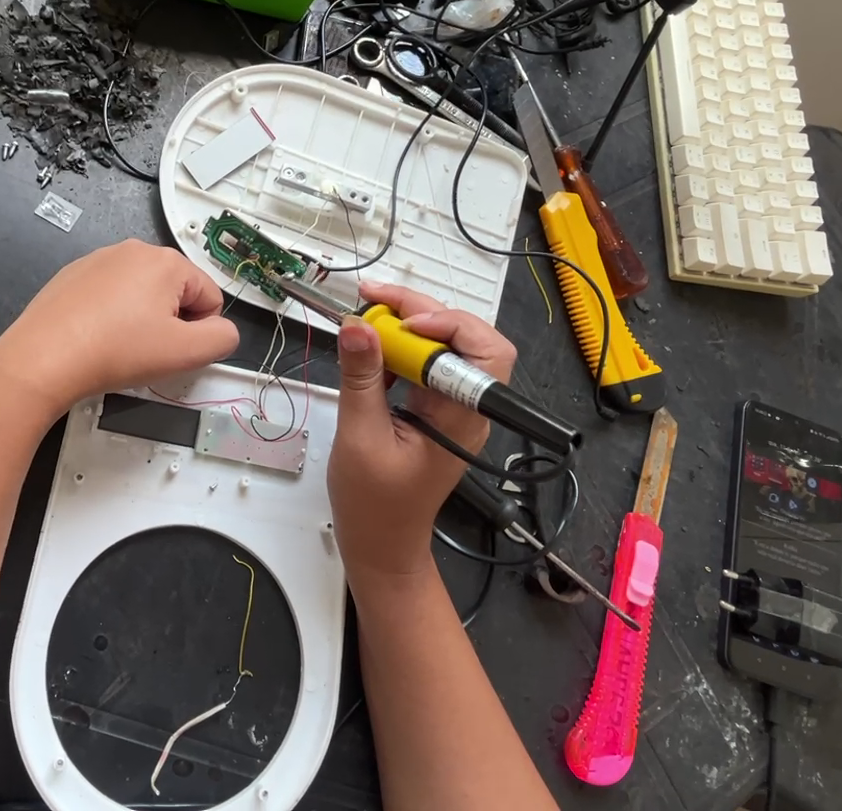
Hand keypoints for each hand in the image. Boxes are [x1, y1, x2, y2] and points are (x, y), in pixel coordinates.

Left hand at [0, 240, 239, 414]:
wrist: (42, 358)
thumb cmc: (117, 351)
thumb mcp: (185, 353)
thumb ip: (222, 339)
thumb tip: (222, 331)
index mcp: (167, 261)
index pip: (210, 298)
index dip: (198, 331)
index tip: (170, 349)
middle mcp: (134, 249)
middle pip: (176, 293)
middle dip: (169, 323)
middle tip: (144, 350)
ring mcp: (100, 259)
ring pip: (142, 295)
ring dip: (140, 320)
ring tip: (116, 346)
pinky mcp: (73, 274)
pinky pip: (110, 296)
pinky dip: (110, 316)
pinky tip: (94, 337)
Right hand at [328, 282, 517, 578]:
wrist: (381, 543)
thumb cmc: (373, 504)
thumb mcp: (359, 437)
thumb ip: (361, 378)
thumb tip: (357, 327)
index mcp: (460, 418)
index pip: (484, 351)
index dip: (448, 324)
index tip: (398, 321)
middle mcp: (465, 407)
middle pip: (463, 338)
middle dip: (418, 309)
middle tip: (370, 298)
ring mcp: (451, 407)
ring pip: (443, 345)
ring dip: (406, 323)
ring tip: (366, 314)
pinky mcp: (433, 408)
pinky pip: (425, 364)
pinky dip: (399, 347)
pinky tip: (371, 347)